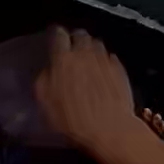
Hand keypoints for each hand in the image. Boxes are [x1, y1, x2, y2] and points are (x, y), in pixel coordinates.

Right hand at [36, 27, 149, 163]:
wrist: (111, 129)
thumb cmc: (73, 119)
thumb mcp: (46, 103)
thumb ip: (43, 80)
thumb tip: (48, 70)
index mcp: (63, 58)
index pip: (58, 34)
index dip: (54, 34)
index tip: (53, 38)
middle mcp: (84, 53)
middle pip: (79, 34)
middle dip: (74, 38)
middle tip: (71, 49)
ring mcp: (104, 59)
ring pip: (96, 43)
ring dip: (90, 48)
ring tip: (87, 58)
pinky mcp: (120, 69)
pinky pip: (109, 57)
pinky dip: (104, 60)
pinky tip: (102, 70)